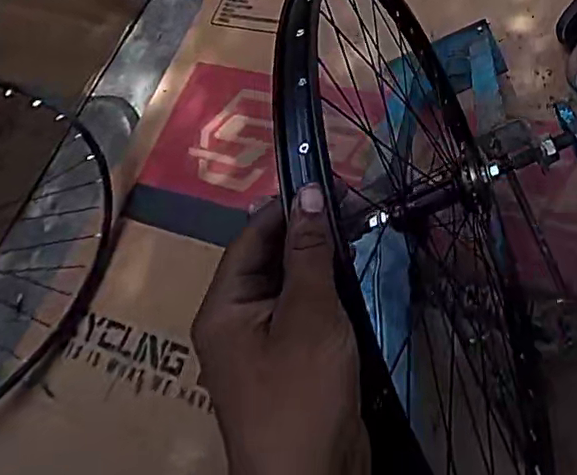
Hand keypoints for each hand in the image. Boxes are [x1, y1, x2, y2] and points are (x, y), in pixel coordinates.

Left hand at [192, 186, 369, 474]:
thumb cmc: (302, 393)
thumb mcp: (309, 314)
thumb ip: (309, 251)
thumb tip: (310, 194)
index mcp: (224, 307)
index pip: (250, 238)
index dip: (284, 208)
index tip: (320, 182)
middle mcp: (235, 321)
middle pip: (267, 259)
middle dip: (304, 231)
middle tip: (345, 202)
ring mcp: (260, 344)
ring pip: (287, 283)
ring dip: (317, 258)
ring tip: (351, 227)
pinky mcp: (287, 361)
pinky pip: (300, 311)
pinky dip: (323, 289)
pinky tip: (348, 272)